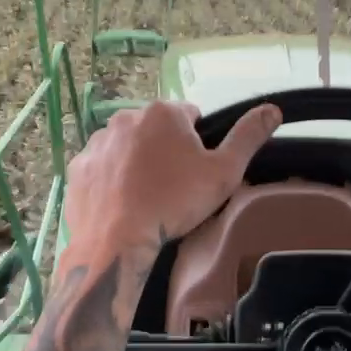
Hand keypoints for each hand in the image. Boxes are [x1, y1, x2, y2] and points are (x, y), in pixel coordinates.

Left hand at [64, 101, 281, 253]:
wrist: (115, 241)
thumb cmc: (175, 202)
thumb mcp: (224, 172)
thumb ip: (248, 137)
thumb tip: (272, 109)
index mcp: (163, 113)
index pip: (190, 116)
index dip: (199, 143)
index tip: (198, 171)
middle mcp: (126, 117)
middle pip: (157, 129)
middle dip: (166, 150)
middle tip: (175, 187)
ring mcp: (97, 141)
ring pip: (128, 146)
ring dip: (138, 162)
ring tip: (148, 198)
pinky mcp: (78, 167)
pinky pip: (102, 167)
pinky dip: (112, 179)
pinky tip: (122, 204)